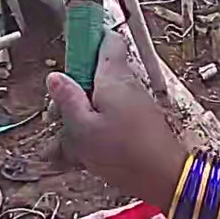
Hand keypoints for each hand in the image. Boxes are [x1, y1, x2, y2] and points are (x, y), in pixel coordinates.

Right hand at [46, 32, 187, 207]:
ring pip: (102, 95)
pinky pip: (112, 113)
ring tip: (73, 135)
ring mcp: (135, 101)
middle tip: (62, 110)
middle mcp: (127, 84)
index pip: (107, 39)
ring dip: (85, 110)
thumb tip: (55, 77)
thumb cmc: (125, 154)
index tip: (68, 53)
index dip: (87, 39)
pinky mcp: (138, 119)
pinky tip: (89, 146)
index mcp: (113, 77)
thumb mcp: (84, 128)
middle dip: (76, 87)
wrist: (164, 179)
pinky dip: (98, 124)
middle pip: (97, 71)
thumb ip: (68, 99)